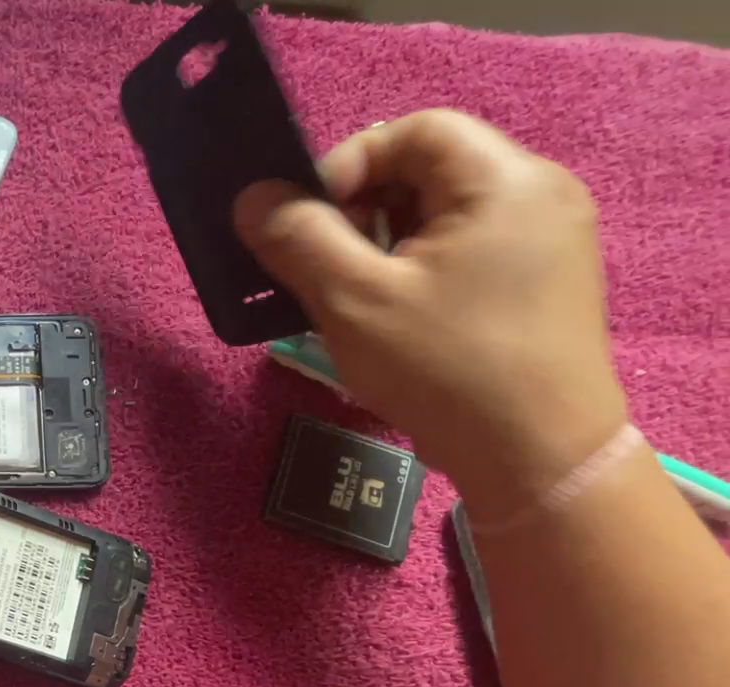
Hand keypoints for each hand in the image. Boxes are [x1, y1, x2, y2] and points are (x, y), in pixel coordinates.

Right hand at [234, 109, 629, 519]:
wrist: (531, 451)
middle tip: (312, 265)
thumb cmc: (442, 365)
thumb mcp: (353, 300)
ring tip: (337, 298)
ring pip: (431, 216)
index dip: (344, 164)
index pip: (412, 131)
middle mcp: (533, 194)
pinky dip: (402, 270)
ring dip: (371, 247)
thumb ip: (299, 240)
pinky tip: (375, 314)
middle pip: (421, 172)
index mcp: (503, 182)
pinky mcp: (528, 281)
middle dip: (353, 212)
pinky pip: (451, 251)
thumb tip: (252, 199)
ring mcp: (537, 240)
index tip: (301, 222)